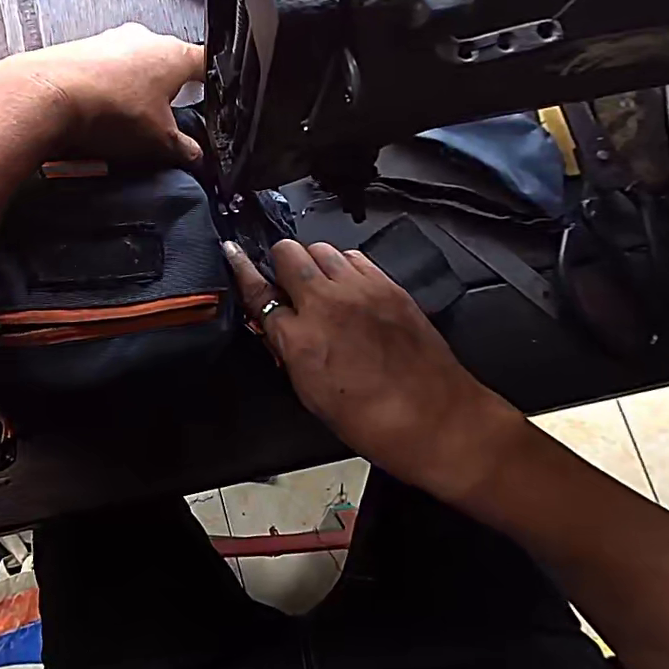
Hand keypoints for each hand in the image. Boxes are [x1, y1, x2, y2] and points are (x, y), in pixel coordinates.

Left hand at [4, 23, 204, 164]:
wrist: (48, 97)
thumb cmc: (106, 107)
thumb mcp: (160, 143)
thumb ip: (185, 149)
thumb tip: (194, 156)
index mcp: (173, 54)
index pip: (207, 65)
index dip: (213, 88)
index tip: (212, 101)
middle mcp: (143, 39)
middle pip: (166, 70)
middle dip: (166, 99)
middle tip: (161, 129)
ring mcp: (109, 43)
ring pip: (133, 73)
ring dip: (133, 98)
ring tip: (124, 130)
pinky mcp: (80, 53)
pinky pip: (103, 77)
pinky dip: (105, 97)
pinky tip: (98, 122)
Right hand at [223, 240, 526, 504]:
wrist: (436, 420)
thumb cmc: (372, 420)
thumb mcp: (310, 394)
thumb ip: (286, 351)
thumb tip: (273, 326)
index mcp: (300, 340)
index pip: (257, 290)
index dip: (241, 268)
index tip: (232, 254)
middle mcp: (327, 304)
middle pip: (288, 252)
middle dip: (279, 262)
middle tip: (285, 282)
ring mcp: (361, 290)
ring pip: (321, 248)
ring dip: (312, 262)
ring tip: (319, 286)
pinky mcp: (390, 286)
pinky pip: (355, 257)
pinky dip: (344, 266)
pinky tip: (348, 288)